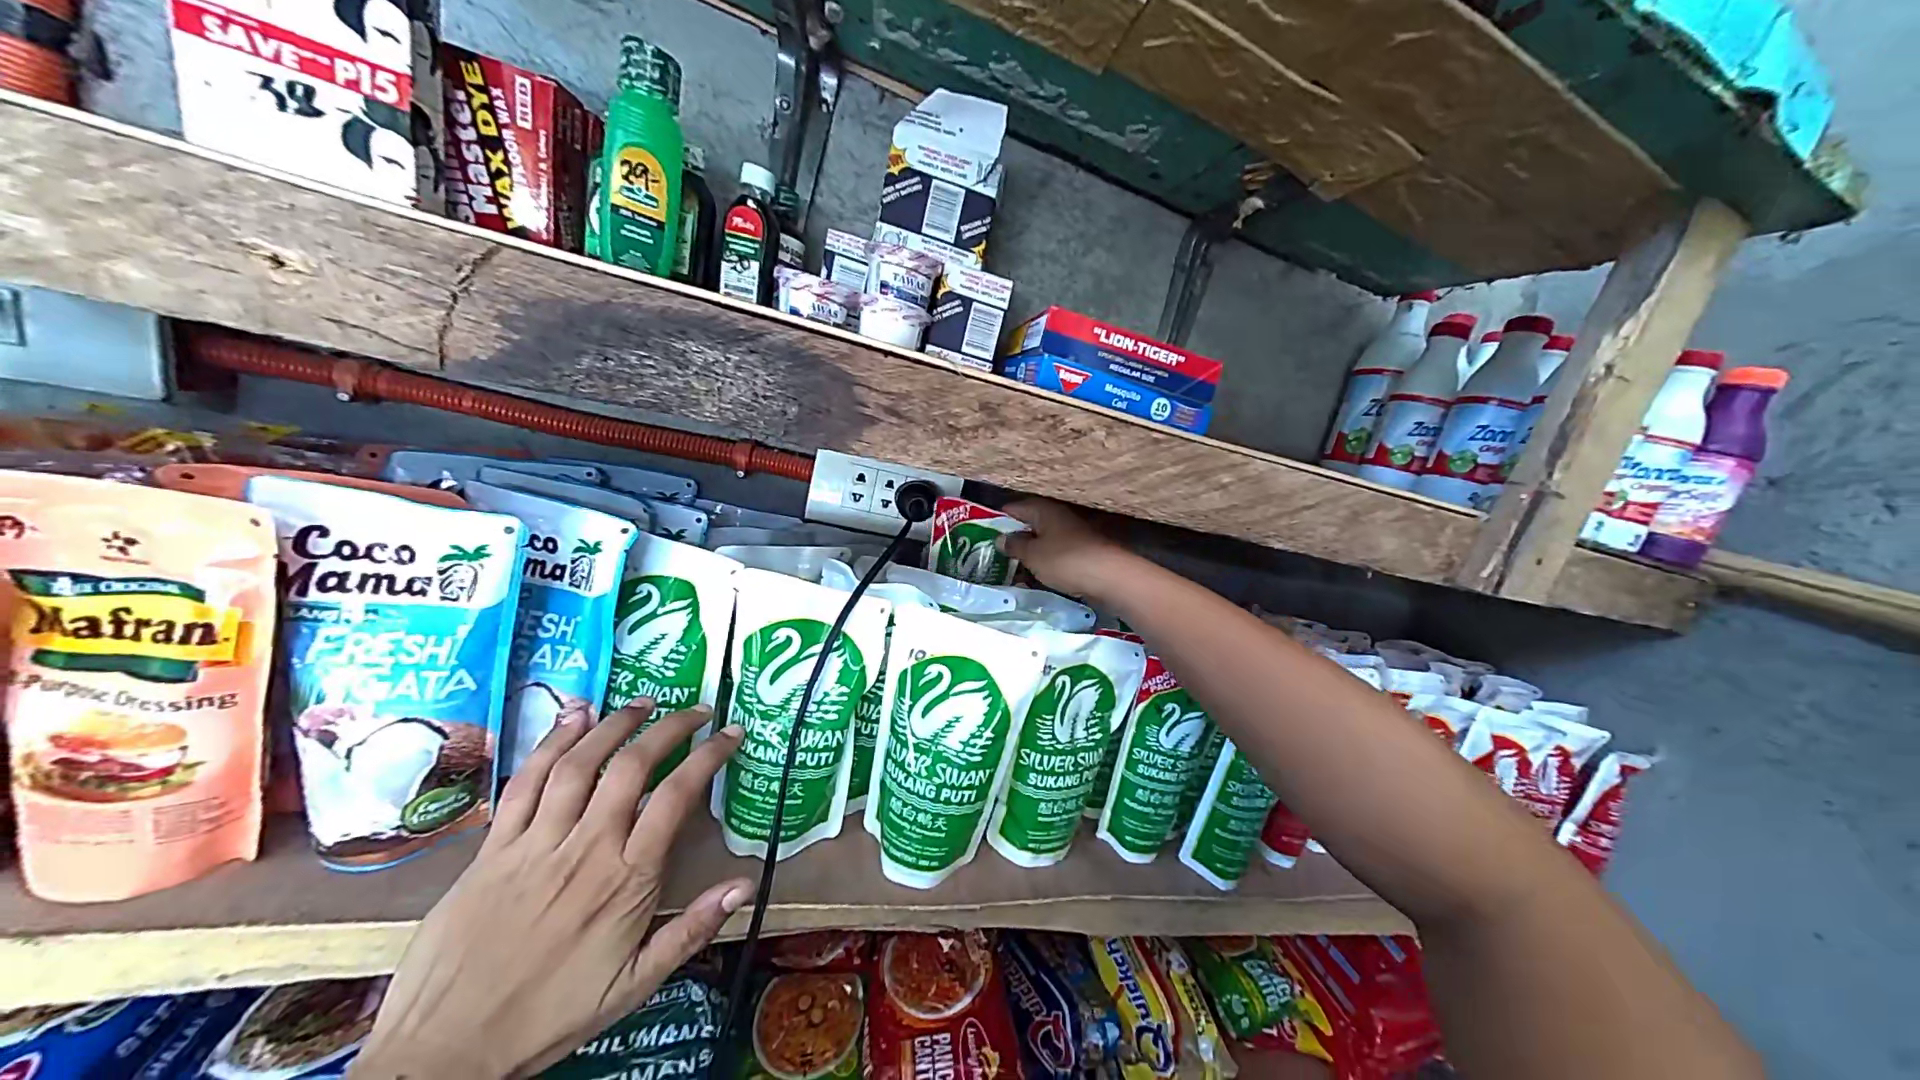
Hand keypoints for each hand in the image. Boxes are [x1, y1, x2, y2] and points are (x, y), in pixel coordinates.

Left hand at [352, 704, 751, 1079]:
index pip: (676, 797)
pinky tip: (572, 717)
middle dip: (668, 728)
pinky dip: (551, 743)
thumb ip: (691, 930)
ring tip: (642, 703)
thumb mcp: (634, 986)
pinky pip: (524, 783)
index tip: (730, 733)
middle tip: (693, 709)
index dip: (708, 756)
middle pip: (631, 767)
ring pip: (579, 765)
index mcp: (625, 879)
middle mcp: (585, 848)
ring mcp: (534, 844)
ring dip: (614, 725)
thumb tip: (746, 884)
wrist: (445, 1050)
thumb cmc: (550, 1015)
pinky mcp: (493, 848)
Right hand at [998, 499, 1135, 602]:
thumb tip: (1001, 538)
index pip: (1015, 507)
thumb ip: (1014, 545)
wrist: (1109, 577)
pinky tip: (1034, 576)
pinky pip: (1054, 555)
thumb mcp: (1032, 554)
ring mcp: (1072, 535)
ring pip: (1042, 541)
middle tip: (993, 553)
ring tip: (1010, 568)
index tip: (982, 531)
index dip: (998, 518)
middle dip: (1013, 537)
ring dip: (1028, 553)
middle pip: (1030, 524)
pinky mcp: (1081, 553)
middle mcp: (1058, 517)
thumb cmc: (1065, 560)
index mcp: (1044, 510)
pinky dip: (1043, 563)